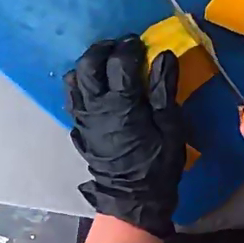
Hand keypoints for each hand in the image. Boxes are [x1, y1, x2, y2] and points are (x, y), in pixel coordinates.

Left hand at [65, 36, 186, 238]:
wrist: (132, 200)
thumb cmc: (157, 165)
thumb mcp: (170, 128)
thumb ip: (164, 89)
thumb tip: (164, 56)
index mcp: (122, 105)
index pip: (119, 62)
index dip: (130, 47)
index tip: (141, 43)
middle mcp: (96, 107)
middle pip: (88, 64)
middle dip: (104, 49)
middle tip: (121, 47)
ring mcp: (83, 117)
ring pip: (74, 79)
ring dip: (89, 65)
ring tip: (107, 65)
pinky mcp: (79, 127)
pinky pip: (73, 96)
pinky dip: (82, 83)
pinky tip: (98, 87)